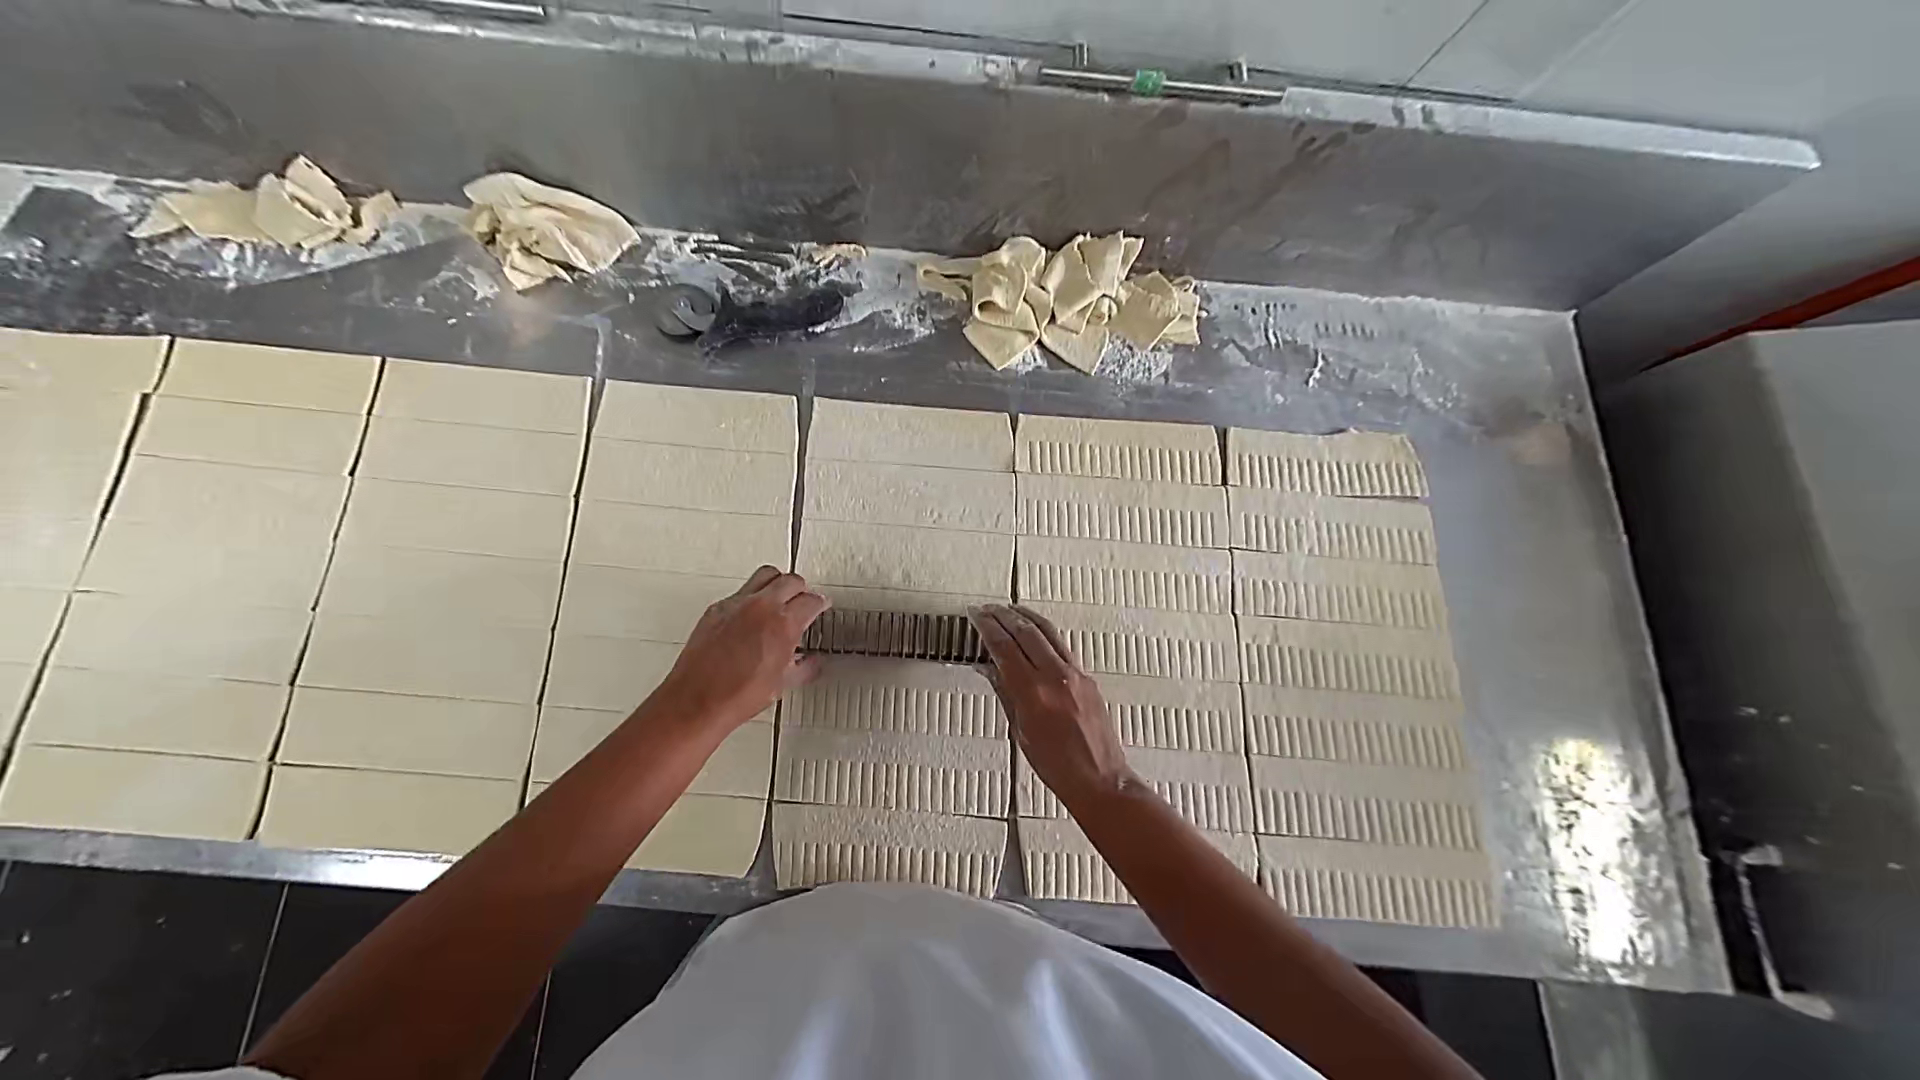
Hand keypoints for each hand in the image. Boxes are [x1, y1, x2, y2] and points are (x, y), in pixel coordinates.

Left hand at [649, 567, 828, 733]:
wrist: (698, 701)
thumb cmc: (735, 695)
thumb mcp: (783, 682)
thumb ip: (804, 666)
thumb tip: (810, 663)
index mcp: (783, 623)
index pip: (811, 600)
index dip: (820, 603)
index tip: (820, 606)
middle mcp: (760, 607)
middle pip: (790, 580)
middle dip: (802, 589)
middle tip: (804, 599)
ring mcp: (736, 605)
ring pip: (765, 576)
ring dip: (777, 583)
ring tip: (780, 596)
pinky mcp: (716, 609)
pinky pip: (740, 591)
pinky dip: (752, 597)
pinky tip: (752, 612)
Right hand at [970, 604, 1135, 803]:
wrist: (1099, 780)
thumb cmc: (1060, 767)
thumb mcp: (1020, 731)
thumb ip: (1005, 693)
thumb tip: (991, 669)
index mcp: (1033, 693)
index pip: (1004, 647)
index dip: (986, 627)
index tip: (976, 617)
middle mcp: (1056, 678)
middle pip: (1025, 631)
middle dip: (1003, 615)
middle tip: (987, 609)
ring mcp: (1075, 675)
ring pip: (1047, 631)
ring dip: (1025, 617)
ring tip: (1010, 609)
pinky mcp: (1087, 678)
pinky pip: (1062, 645)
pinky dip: (1044, 632)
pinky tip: (1035, 631)